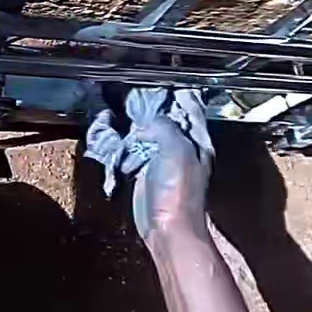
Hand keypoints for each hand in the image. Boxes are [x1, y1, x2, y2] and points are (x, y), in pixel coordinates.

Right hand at [127, 90, 213, 245]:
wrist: (168, 229)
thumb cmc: (179, 192)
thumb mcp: (175, 148)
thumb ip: (163, 126)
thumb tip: (147, 120)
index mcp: (196, 140)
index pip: (187, 107)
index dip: (173, 93)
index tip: (155, 83)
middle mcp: (182, 147)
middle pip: (165, 118)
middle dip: (148, 108)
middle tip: (132, 96)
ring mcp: (163, 160)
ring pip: (148, 134)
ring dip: (134, 127)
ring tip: (120, 112)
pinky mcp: (146, 173)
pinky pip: (134, 152)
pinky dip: (125, 145)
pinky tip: (116, 137)